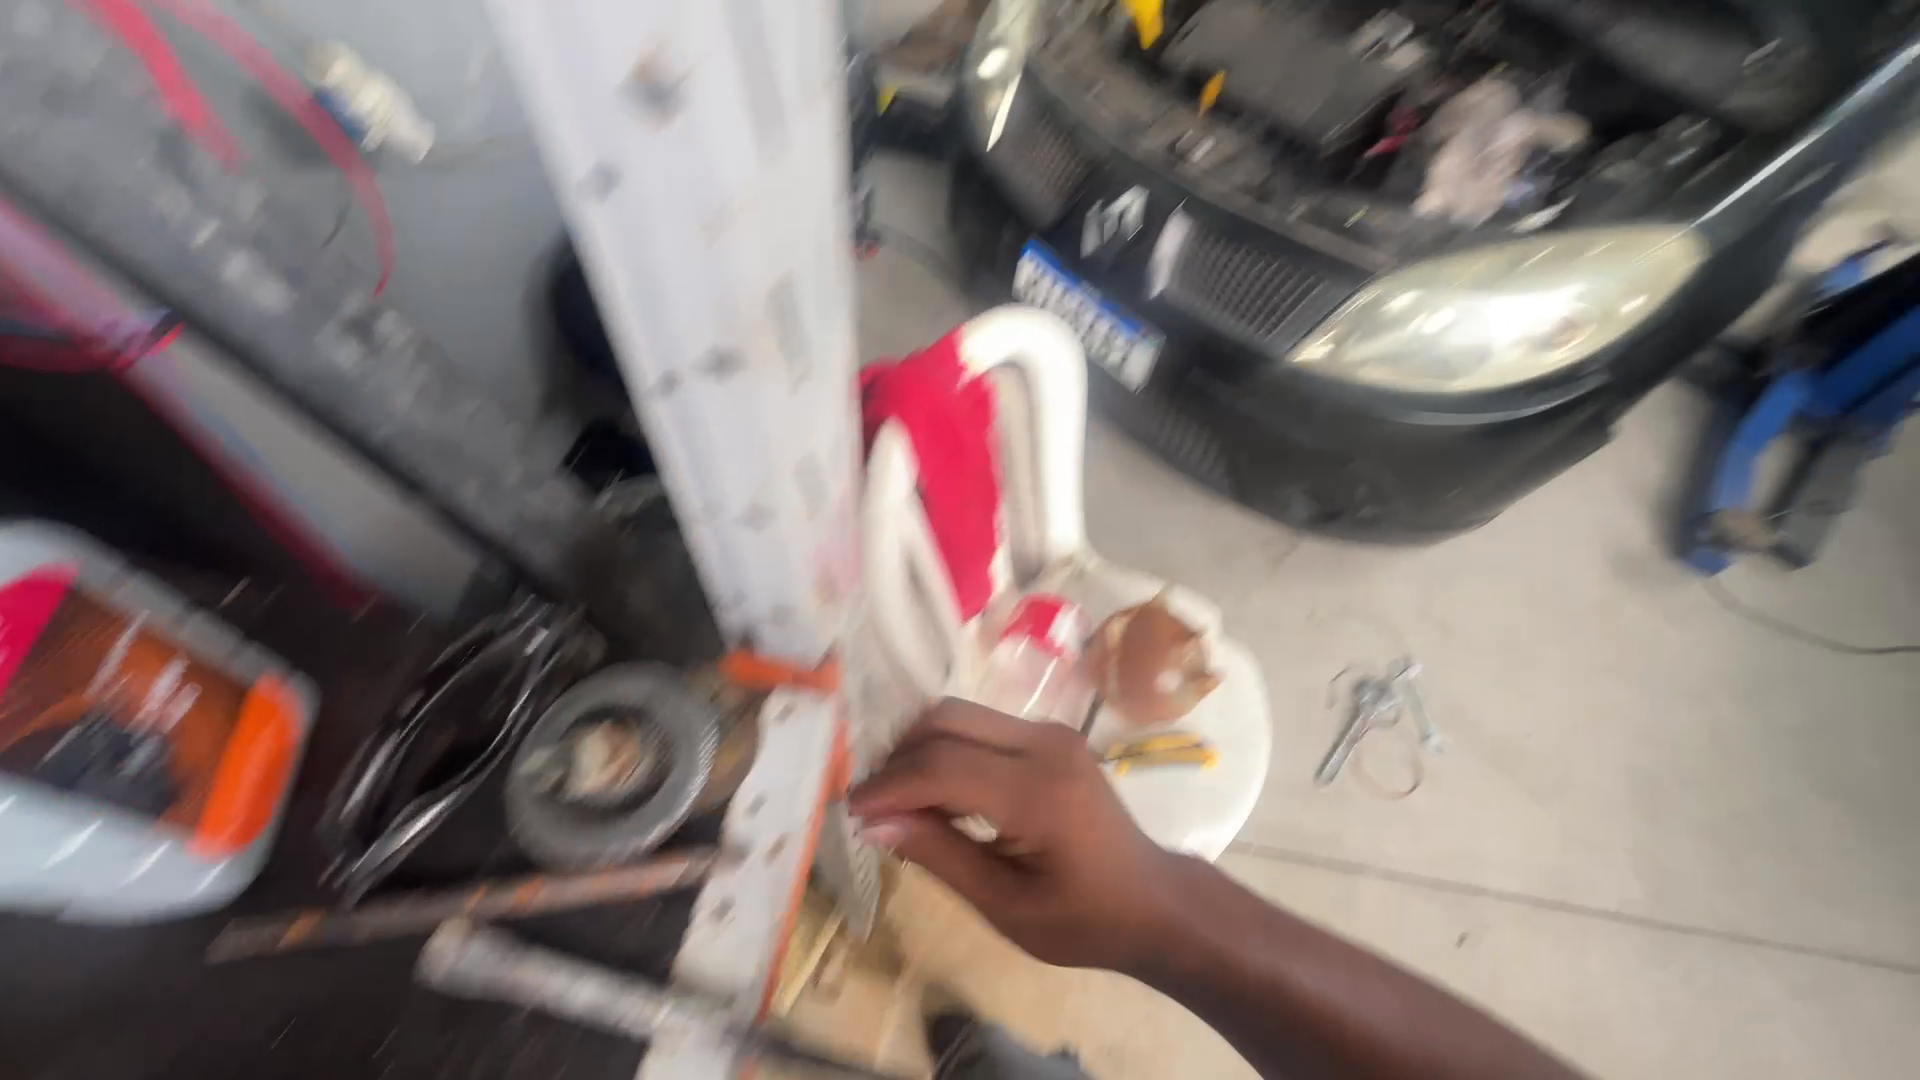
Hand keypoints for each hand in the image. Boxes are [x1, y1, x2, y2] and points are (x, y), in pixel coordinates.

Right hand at [849, 699, 1187, 972]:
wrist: (1151, 899)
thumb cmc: (1083, 920)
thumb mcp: (1005, 907)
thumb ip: (939, 855)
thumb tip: (873, 823)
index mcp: (1040, 792)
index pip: (942, 766)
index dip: (888, 785)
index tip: (851, 811)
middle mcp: (1046, 744)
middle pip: (946, 720)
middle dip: (899, 758)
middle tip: (875, 806)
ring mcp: (1051, 732)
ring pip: (960, 714)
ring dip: (920, 749)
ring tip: (901, 801)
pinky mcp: (1049, 733)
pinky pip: (981, 725)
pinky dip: (947, 749)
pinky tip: (938, 792)